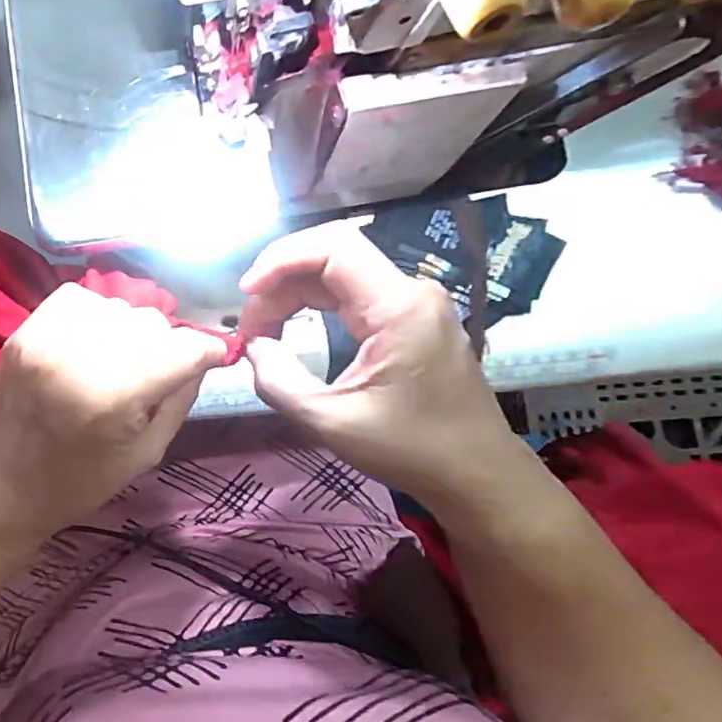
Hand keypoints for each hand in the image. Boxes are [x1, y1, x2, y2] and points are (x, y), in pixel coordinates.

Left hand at [0, 283, 229, 555]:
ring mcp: (45, 338)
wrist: (2, 488)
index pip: (184, 347)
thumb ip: (181, 397)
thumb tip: (203, 353)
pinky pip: (79, 298)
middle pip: (152, 321)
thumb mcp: (146, 452)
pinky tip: (90, 345)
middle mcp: (78, 355)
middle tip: (152, 376)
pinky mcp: (24, 331)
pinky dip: (95, 315)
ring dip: (129, 331)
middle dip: (165, 345)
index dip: (204, 353)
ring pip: (118, 307)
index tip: (206, 362)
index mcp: (112, 395)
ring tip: (117, 363)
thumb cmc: (79, 483)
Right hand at [236, 222, 524, 509]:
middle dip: (279, 281)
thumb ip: (279, 381)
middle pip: (331, 256)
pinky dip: (312, 305)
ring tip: (260, 330)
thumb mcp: (330, 421)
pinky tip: (288, 327)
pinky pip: (351, 294)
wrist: (476, 473)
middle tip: (249, 325)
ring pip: (337, 273)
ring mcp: (411, 303)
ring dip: (291, 293)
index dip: (280, 260)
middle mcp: (409, 292)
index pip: (333, 248)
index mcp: (399, 308)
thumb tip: (252, 346)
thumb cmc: (409, 449)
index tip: (246, 294)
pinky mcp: (408, 318)